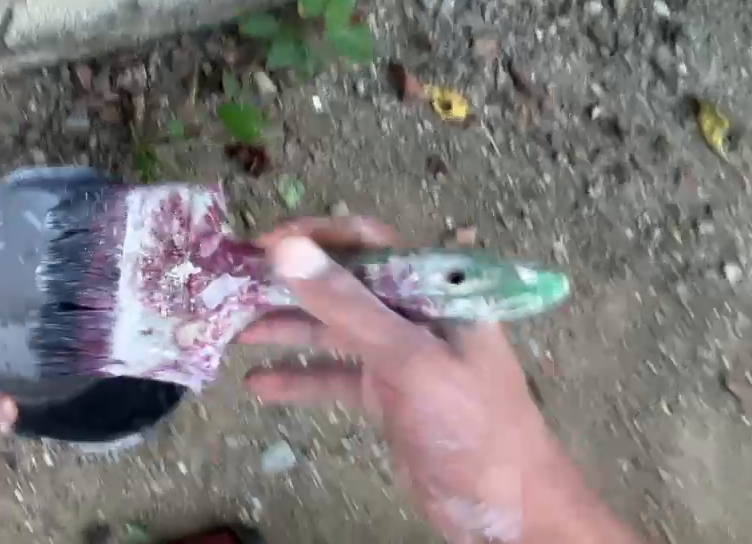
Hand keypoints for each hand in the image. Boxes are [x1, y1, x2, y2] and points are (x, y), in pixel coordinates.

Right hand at [240, 218, 638, 543]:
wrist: (518, 522)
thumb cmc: (473, 428)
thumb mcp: (408, 360)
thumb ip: (345, 305)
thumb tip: (283, 249)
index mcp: (431, 291)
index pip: (365, 240)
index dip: (313, 235)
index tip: (263, 246)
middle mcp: (411, 313)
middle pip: (338, 281)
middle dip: (286, 281)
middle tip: (234, 280)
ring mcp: (397, 354)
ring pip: (327, 327)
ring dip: (282, 327)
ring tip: (233, 330)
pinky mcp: (385, 394)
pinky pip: (330, 373)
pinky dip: (296, 377)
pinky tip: (258, 384)